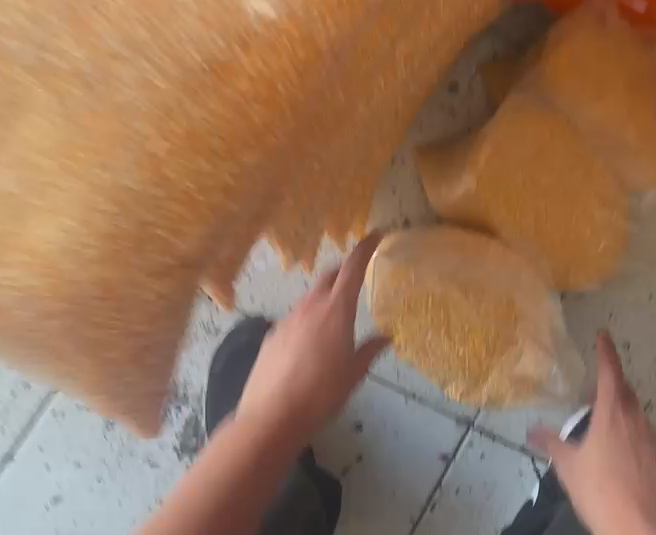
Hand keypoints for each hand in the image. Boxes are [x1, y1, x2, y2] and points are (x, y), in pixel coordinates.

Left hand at [237, 232, 390, 447]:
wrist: (269, 419)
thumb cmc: (321, 394)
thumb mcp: (354, 374)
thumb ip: (369, 350)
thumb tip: (385, 337)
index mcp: (337, 310)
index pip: (353, 268)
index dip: (366, 248)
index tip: (376, 235)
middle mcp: (311, 307)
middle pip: (329, 276)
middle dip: (343, 272)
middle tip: (355, 279)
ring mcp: (287, 321)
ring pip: (309, 297)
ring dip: (324, 297)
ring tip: (333, 317)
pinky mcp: (271, 338)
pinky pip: (293, 319)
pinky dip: (305, 320)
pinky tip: (307, 345)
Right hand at [529, 332, 655, 534]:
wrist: (637, 526)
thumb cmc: (599, 491)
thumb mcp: (569, 467)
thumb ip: (551, 443)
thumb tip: (532, 430)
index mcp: (612, 411)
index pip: (610, 370)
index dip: (606, 350)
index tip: (603, 335)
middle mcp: (634, 416)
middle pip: (623, 390)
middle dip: (610, 387)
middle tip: (593, 397)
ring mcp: (651, 435)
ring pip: (635, 413)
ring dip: (621, 413)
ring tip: (604, 433)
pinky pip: (644, 435)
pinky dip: (632, 435)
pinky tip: (621, 458)